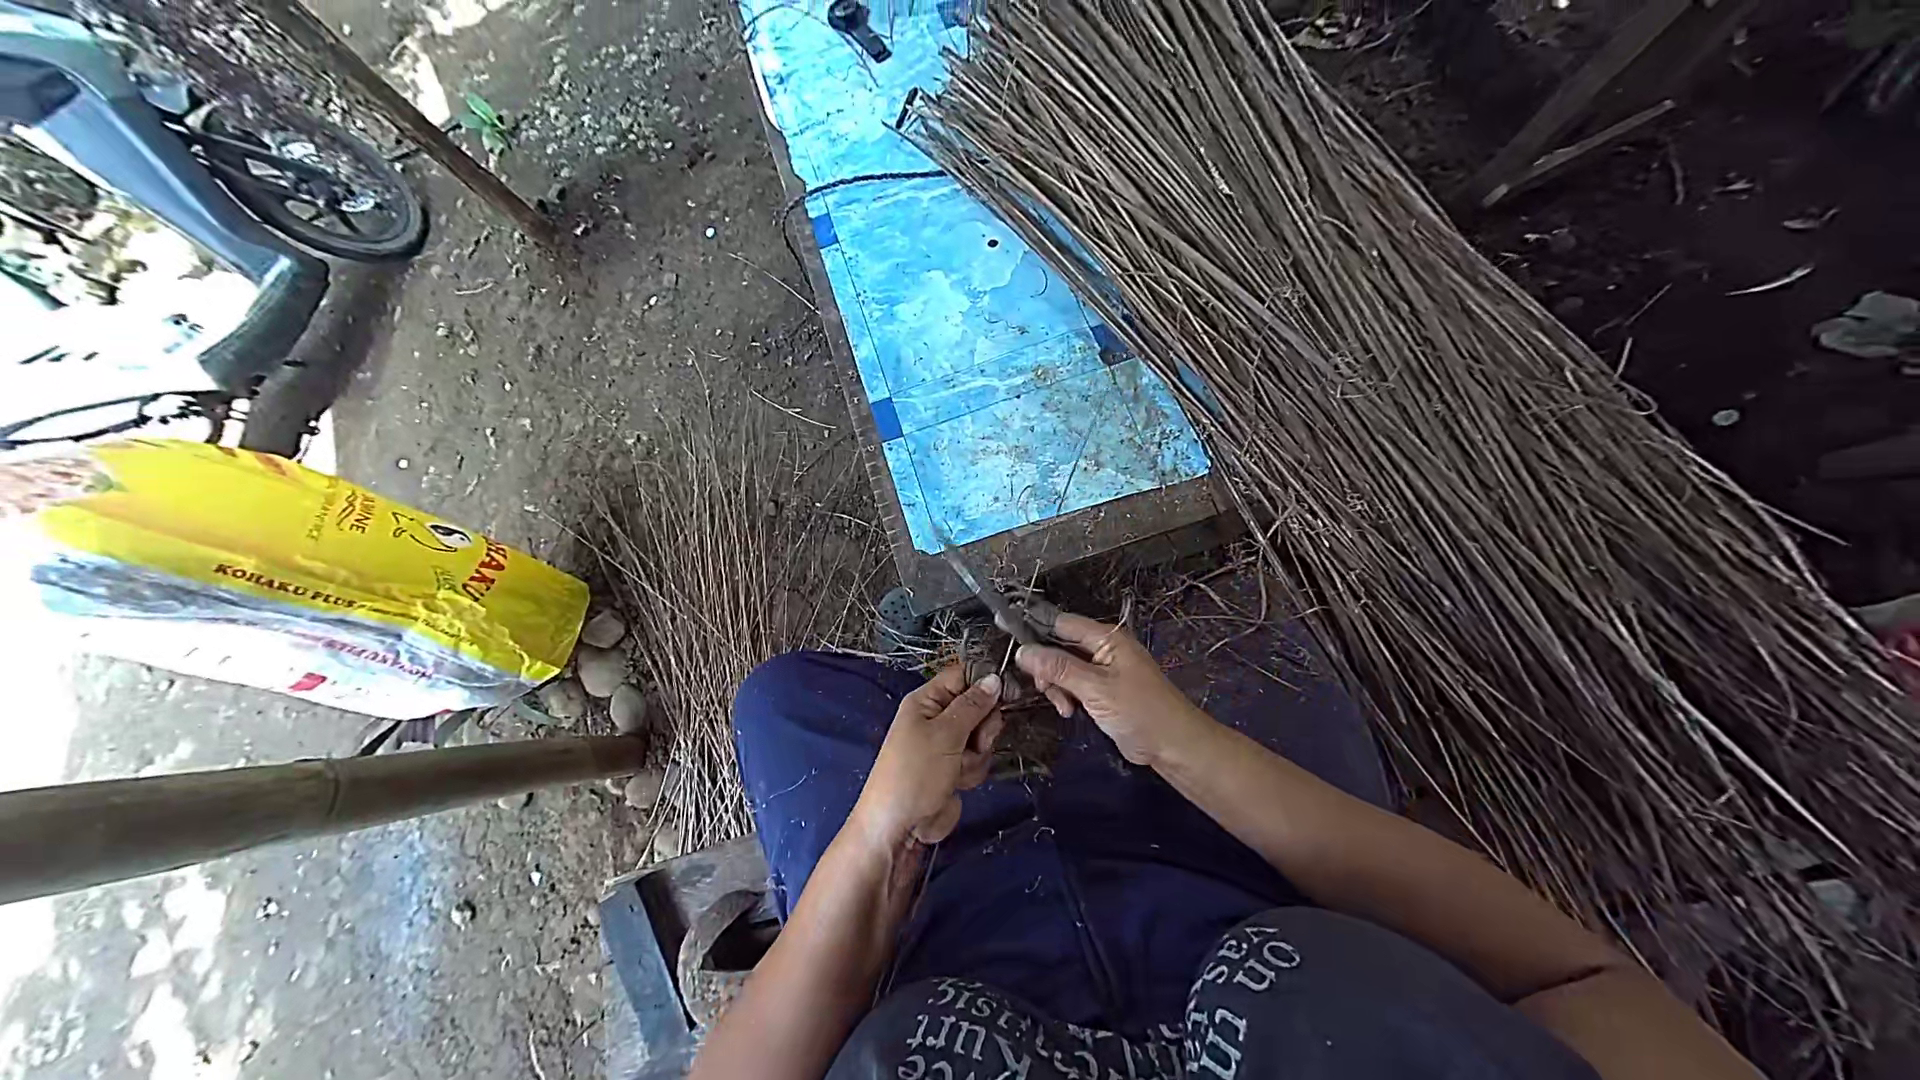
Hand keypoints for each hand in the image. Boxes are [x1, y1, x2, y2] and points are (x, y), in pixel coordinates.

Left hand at [850, 665, 1004, 850]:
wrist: (899, 827)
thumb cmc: (914, 773)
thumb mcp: (945, 734)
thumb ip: (973, 705)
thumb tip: (995, 677)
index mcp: (926, 701)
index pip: (962, 676)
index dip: (985, 681)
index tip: (1009, 691)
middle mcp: (937, 718)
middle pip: (978, 706)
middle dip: (983, 726)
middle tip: (977, 740)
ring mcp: (947, 744)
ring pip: (982, 736)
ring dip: (977, 754)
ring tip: (957, 768)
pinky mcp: (956, 768)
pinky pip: (978, 759)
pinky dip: (973, 771)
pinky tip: (957, 782)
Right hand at [1015, 614, 1212, 765]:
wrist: (1174, 746)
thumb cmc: (1140, 711)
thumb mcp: (1095, 688)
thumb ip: (1058, 668)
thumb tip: (1023, 651)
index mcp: (1106, 638)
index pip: (1061, 622)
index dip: (1033, 625)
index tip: (1004, 626)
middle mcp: (1102, 649)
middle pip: (1059, 646)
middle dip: (1046, 666)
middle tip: (1043, 688)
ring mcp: (1102, 670)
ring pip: (1062, 668)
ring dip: (1056, 685)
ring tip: (1064, 706)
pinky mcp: (1101, 690)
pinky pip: (1072, 684)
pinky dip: (1066, 696)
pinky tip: (1070, 711)